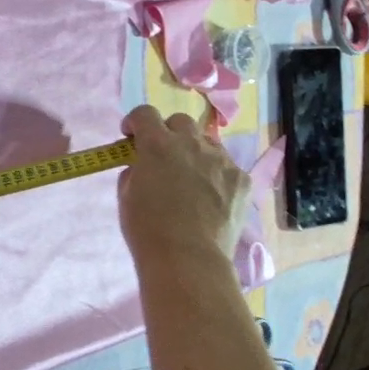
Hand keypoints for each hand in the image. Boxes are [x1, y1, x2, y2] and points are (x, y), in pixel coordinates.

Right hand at [117, 105, 249, 263]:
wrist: (188, 257)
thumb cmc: (146, 227)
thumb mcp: (126, 195)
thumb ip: (134, 171)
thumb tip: (143, 166)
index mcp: (157, 145)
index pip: (145, 113)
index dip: (135, 122)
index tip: (130, 137)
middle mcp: (192, 144)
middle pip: (180, 121)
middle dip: (167, 132)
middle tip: (160, 156)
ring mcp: (222, 160)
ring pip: (206, 142)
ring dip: (193, 151)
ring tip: (188, 177)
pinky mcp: (242, 179)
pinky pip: (225, 166)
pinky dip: (213, 174)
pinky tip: (207, 196)